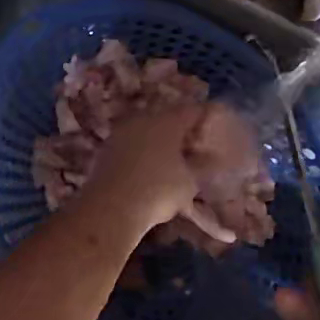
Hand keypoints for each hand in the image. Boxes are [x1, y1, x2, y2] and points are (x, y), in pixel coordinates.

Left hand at [74, 104, 207, 230]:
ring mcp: (121, 132)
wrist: (110, 208)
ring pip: (147, 130)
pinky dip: (142, 151)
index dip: (205, 119)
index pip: (192, 110)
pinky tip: (148, 170)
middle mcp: (143, 119)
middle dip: (181, 131)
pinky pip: (132, 144)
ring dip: (160, 141)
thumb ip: (203, 164)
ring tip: (171, 162)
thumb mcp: (189, 181)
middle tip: (193, 150)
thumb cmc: (158, 190)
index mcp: (167, 121)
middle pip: (168, 118)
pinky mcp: (106, 149)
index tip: (213, 134)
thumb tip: (212, 155)